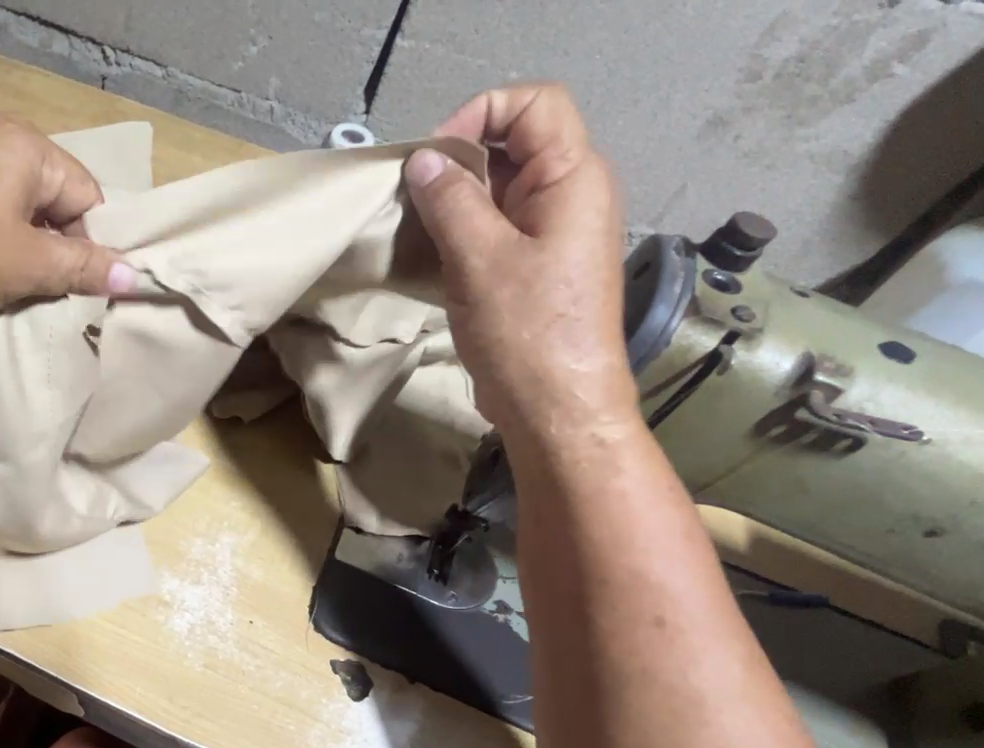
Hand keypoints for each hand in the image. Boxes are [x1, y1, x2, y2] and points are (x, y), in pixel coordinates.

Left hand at [0, 114, 133, 386]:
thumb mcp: (28, 266)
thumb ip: (84, 267)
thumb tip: (136, 277)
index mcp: (22, 141)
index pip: (84, 193)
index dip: (89, 242)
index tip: (74, 283)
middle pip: (45, 194)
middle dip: (49, 243)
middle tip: (36, 286)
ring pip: (5, 203)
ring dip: (14, 244)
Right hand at [403, 84, 634, 444]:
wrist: (556, 407)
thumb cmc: (526, 331)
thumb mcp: (479, 259)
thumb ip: (450, 200)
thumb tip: (422, 160)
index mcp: (572, 178)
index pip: (534, 105)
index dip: (479, 113)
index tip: (432, 157)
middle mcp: (570, 196)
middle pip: (514, 144)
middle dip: (457, 160)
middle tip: (412, 197)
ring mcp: (553, 234)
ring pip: (499, 190)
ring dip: (453, 201)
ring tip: (414, 229)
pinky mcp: (534, 268)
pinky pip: (496, 229)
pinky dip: (460, 233)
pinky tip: (430, 258)